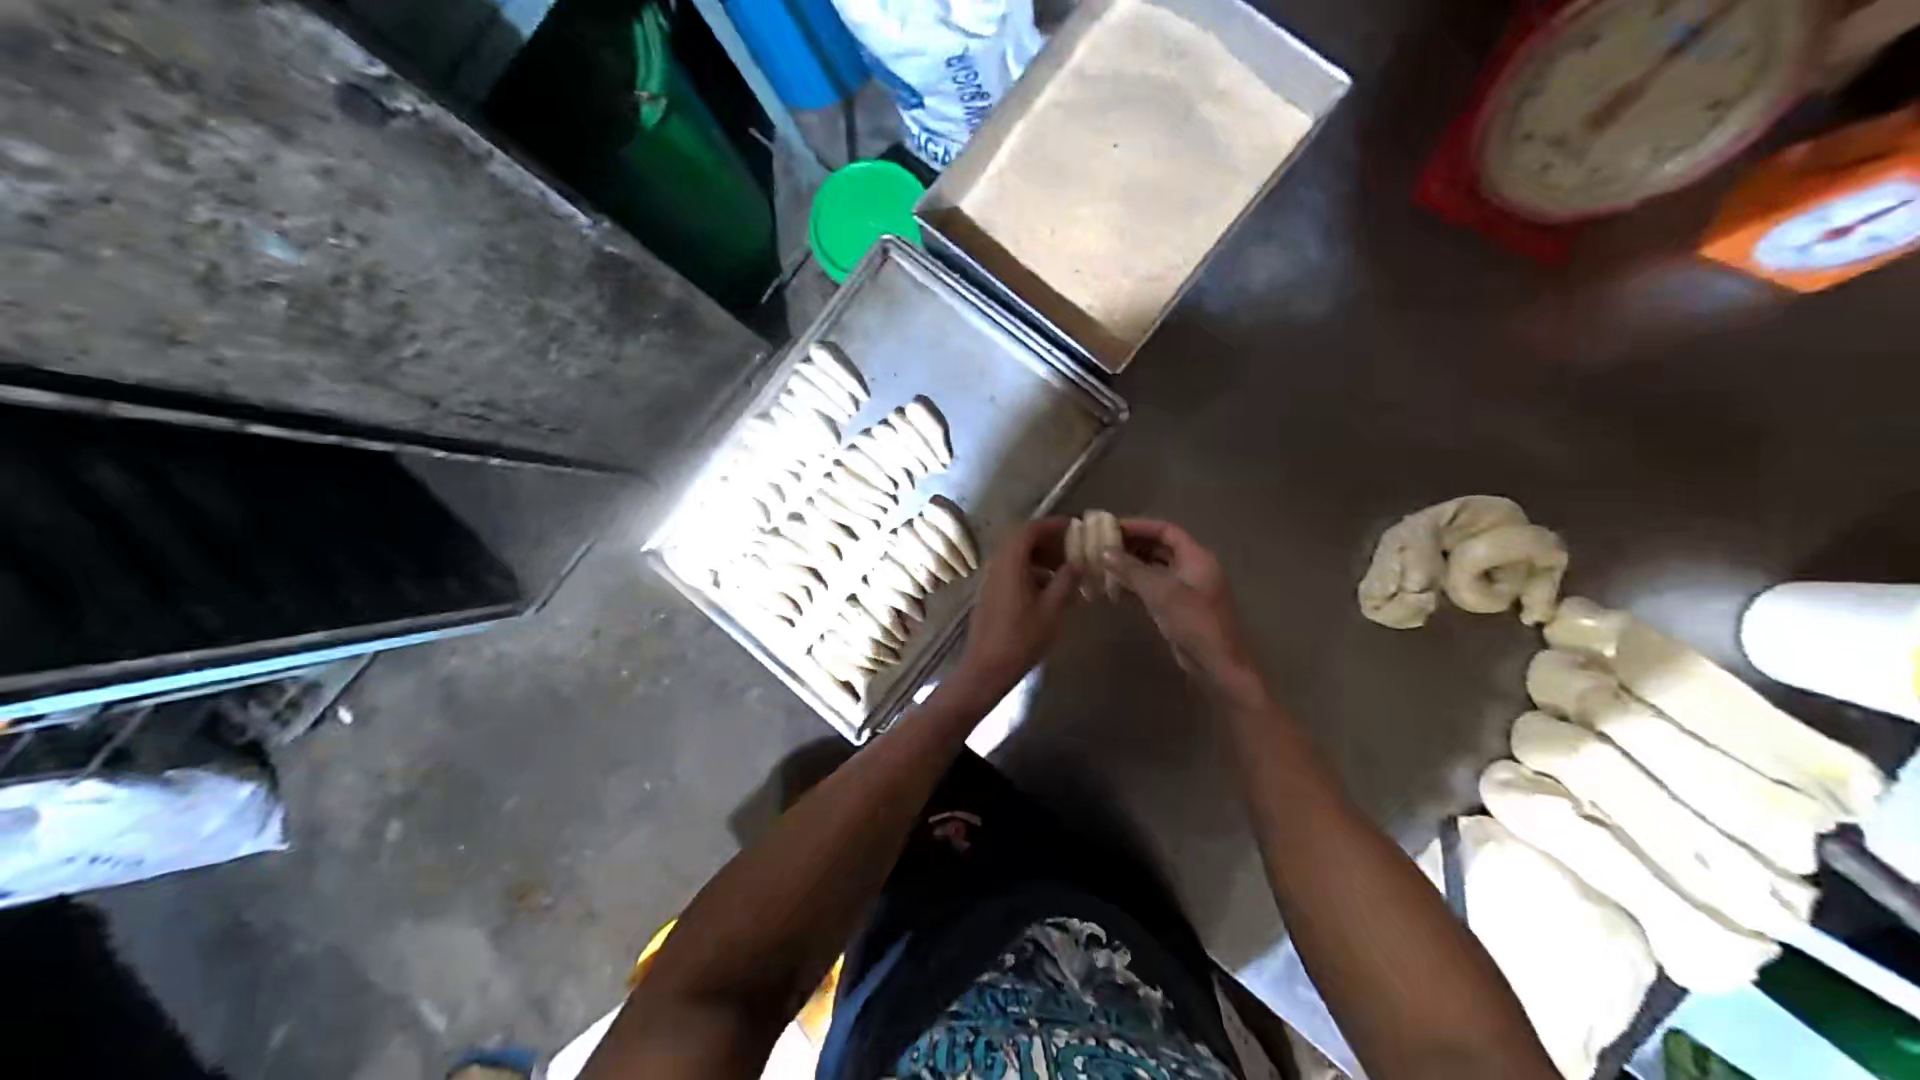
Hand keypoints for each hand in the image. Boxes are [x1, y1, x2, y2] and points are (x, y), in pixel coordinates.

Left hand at [951, 518, 1080, 704]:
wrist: (987, 668)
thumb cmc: (1022, 638)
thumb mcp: (1052, 609)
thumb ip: (1067, 581)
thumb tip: (1078, 561)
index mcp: (1010, 563)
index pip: (1030, 530)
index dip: (1052, 525)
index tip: (1074, 528)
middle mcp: (997, 565)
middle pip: (1021, 541)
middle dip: (1048, 541)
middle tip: (1072, 550)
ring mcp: (990, 580)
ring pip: (1016, 558)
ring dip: (1040, 558)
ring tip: (1065, 572)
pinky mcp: (990, 595)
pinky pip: (1011, 572)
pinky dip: (1031, 573)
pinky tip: (1049, 592)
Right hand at [1104, 519, 1263, 702]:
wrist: (1216, 664)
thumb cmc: (1193, 622)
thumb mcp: (1160, 592)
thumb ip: (1131, 570)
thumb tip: (1104, 552)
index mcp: (1196, 557)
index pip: (1166, 530)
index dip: (1139, 526)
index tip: (1111, 526)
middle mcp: (1193, 568)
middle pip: (1160, 548)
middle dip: (1131, 546)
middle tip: (1101, 545)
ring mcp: (1186, 589)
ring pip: (1155, 569)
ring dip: (1130, 567)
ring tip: (1102, 565)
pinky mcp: (1178, 608)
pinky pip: (1154, 588)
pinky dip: (1135, 586)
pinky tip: (1113, 588)